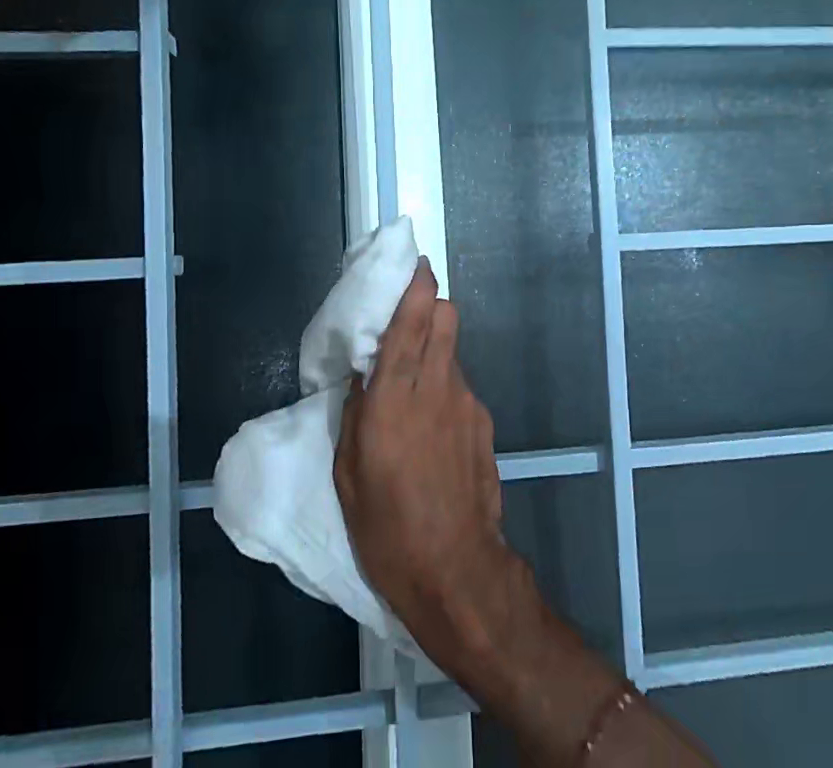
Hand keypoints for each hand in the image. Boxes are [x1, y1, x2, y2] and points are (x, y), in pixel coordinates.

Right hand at [334, 260, 517, 659]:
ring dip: (433, 350)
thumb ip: (357, 413)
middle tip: (407, 317)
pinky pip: (460, 388)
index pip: (412, 322)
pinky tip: (432, 426)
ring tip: (411, 385)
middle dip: (429, 305)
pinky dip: (444, 387)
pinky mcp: (484, 424)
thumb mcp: (348, 472)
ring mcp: (468, 404)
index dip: (415, 286)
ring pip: (453, 352)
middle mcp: (437, 389)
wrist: (456, 567)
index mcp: (395, 399)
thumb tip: (365, 376)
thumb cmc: (386, 527)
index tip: (412, 263)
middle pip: (446, 318)